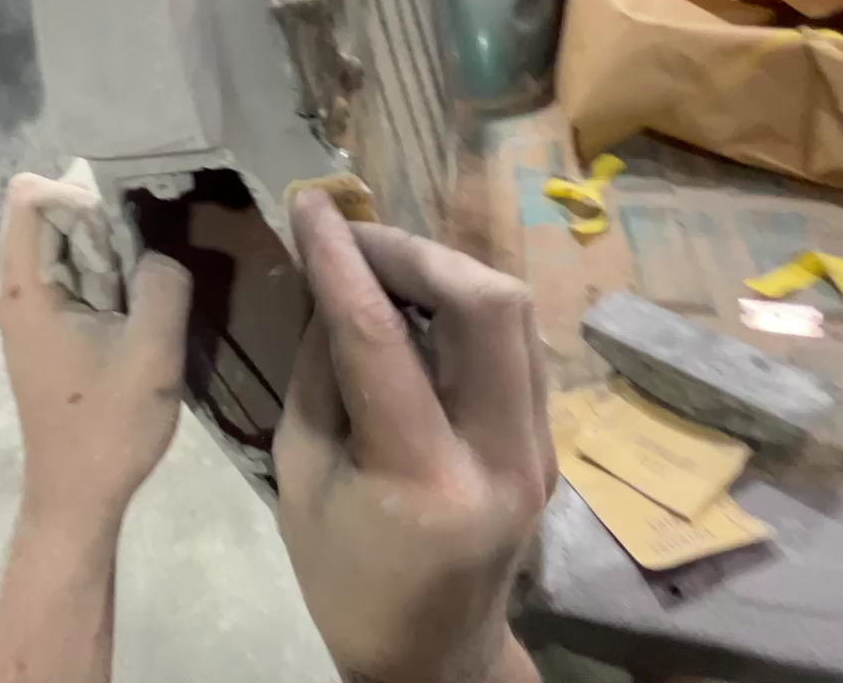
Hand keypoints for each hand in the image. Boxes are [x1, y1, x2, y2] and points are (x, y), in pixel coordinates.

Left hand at [0, 173, 193, 528]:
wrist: (75, 496)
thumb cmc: (107, 428)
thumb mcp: (152, 355)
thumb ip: (162, 287)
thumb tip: (162, 251)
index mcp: (27, 288)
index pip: (28, 195)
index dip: (76, 190)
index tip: (123, 223)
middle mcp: (17, 289)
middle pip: (48, 214)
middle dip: (98, 221)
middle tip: (144, 258)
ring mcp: (29, 308)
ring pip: (62, 243)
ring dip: (106, 250)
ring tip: (145, 282)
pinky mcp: (45, 327)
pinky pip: (70, 274)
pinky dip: (102, 274)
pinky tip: (134, 306)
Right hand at [274, 191, 553, 682]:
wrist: (433, 655)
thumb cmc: (342, 572)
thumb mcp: (298, 469)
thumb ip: (317, 370)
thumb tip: (329, 286)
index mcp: (422, 479)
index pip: (380, 336)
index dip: (340, 257)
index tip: (310, 204)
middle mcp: (503, 456)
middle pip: (489, 304)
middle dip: (413, 249)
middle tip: (351, 236)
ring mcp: (540, 447)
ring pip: (513, 310)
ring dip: (440, 267)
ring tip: (377, 260)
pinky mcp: (545, 438)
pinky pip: (511, 338)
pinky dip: (460, 299)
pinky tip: (415, 300)